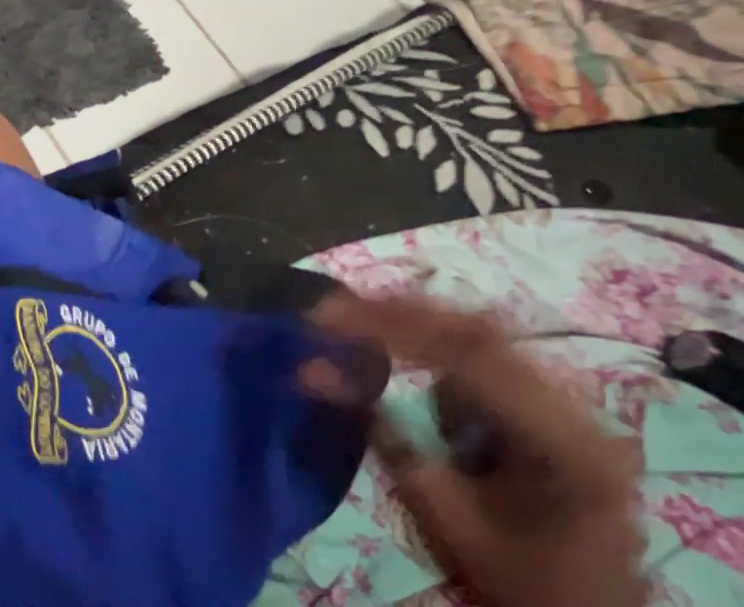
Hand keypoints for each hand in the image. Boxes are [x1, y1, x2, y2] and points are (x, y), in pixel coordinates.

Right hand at [309, 295, 645, 606]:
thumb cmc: (514, 578)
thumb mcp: (445, 518)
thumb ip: (387, 441)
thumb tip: (312, 371)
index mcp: (562, 440)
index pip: (470, 355)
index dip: (391, 325)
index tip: (323, 318)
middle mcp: (577, 410)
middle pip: (480, 332)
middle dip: (399, 314)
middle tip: (331, 309)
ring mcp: (568, 407)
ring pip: (481, 339)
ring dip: (414, 332)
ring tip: (353, 331)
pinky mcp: (549, 410)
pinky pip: (484, 360)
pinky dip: (433, 351)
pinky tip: (397, 355)